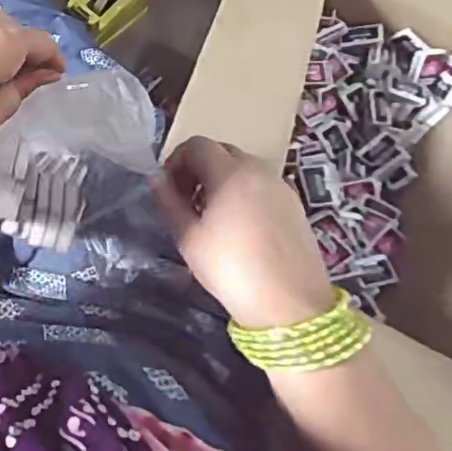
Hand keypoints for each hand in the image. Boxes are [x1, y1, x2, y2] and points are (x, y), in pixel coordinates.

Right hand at [154, 136, 334, 328]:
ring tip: (209, 215)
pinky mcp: (294, 204)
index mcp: (231, 173)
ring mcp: (281, 186)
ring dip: (220, 179)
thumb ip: (169, 201)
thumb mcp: (188, 237)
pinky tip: (235, 225)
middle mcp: (259, 171)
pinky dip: (241, 191)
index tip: (168, 187)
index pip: (197, 144)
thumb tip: (157, 179)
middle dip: (198, 167)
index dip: (176, 160)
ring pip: (243, 167)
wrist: (289, 305)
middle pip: (222, 151)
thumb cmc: (230, 269)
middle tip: (185, 199)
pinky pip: (260, 184)